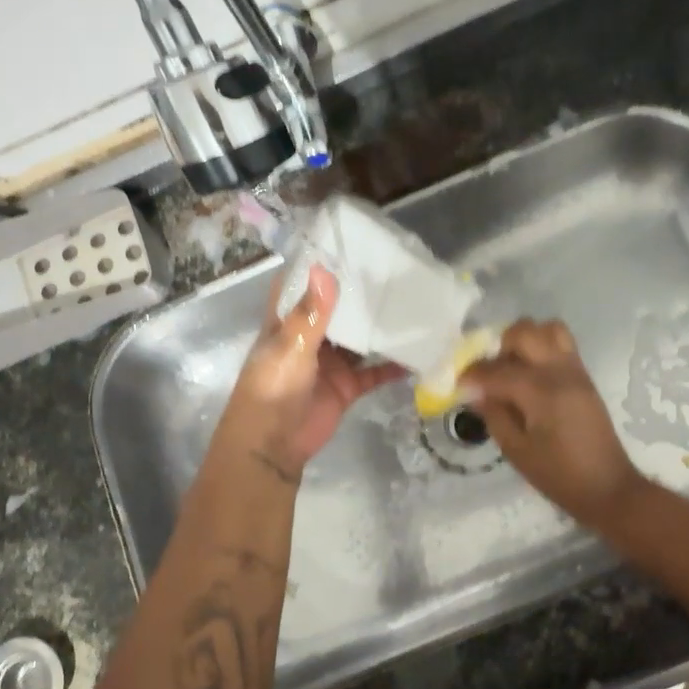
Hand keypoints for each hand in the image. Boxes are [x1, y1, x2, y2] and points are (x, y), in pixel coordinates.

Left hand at [222, 265, 403, 481]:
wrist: (274, 445)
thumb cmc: (272, 390)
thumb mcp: (291, 347)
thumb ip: (312, 313)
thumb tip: (325, 269)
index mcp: (287, 323)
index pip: (301, 286)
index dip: (319, 266)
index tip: (347, 244)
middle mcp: (309, 338)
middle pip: (337, 311)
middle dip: (359, 295)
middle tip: (394, 271)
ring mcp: (330, 364)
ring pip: (359, 340)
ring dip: (379, 329)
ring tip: (412, 306)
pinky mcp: (346, 387)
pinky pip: (373, 373)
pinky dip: (392, 366)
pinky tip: (416, 354)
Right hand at [462, 318, 648, 525]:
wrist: (607, 486)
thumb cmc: (559, 476)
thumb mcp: (517, 451)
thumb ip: (494, 415)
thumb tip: (476, 391)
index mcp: (542, 392)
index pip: (498, 370)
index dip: (473, 374)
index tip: (458, 383)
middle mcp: (561, 372)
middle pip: (525, 332)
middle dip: (499, 347)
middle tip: (489, 374)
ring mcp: (576, 371)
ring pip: (548, 329)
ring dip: (525, 341)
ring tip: (512, 369)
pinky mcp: (585, 377)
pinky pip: (562, 345)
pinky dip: (541, 349)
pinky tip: (529, 377)